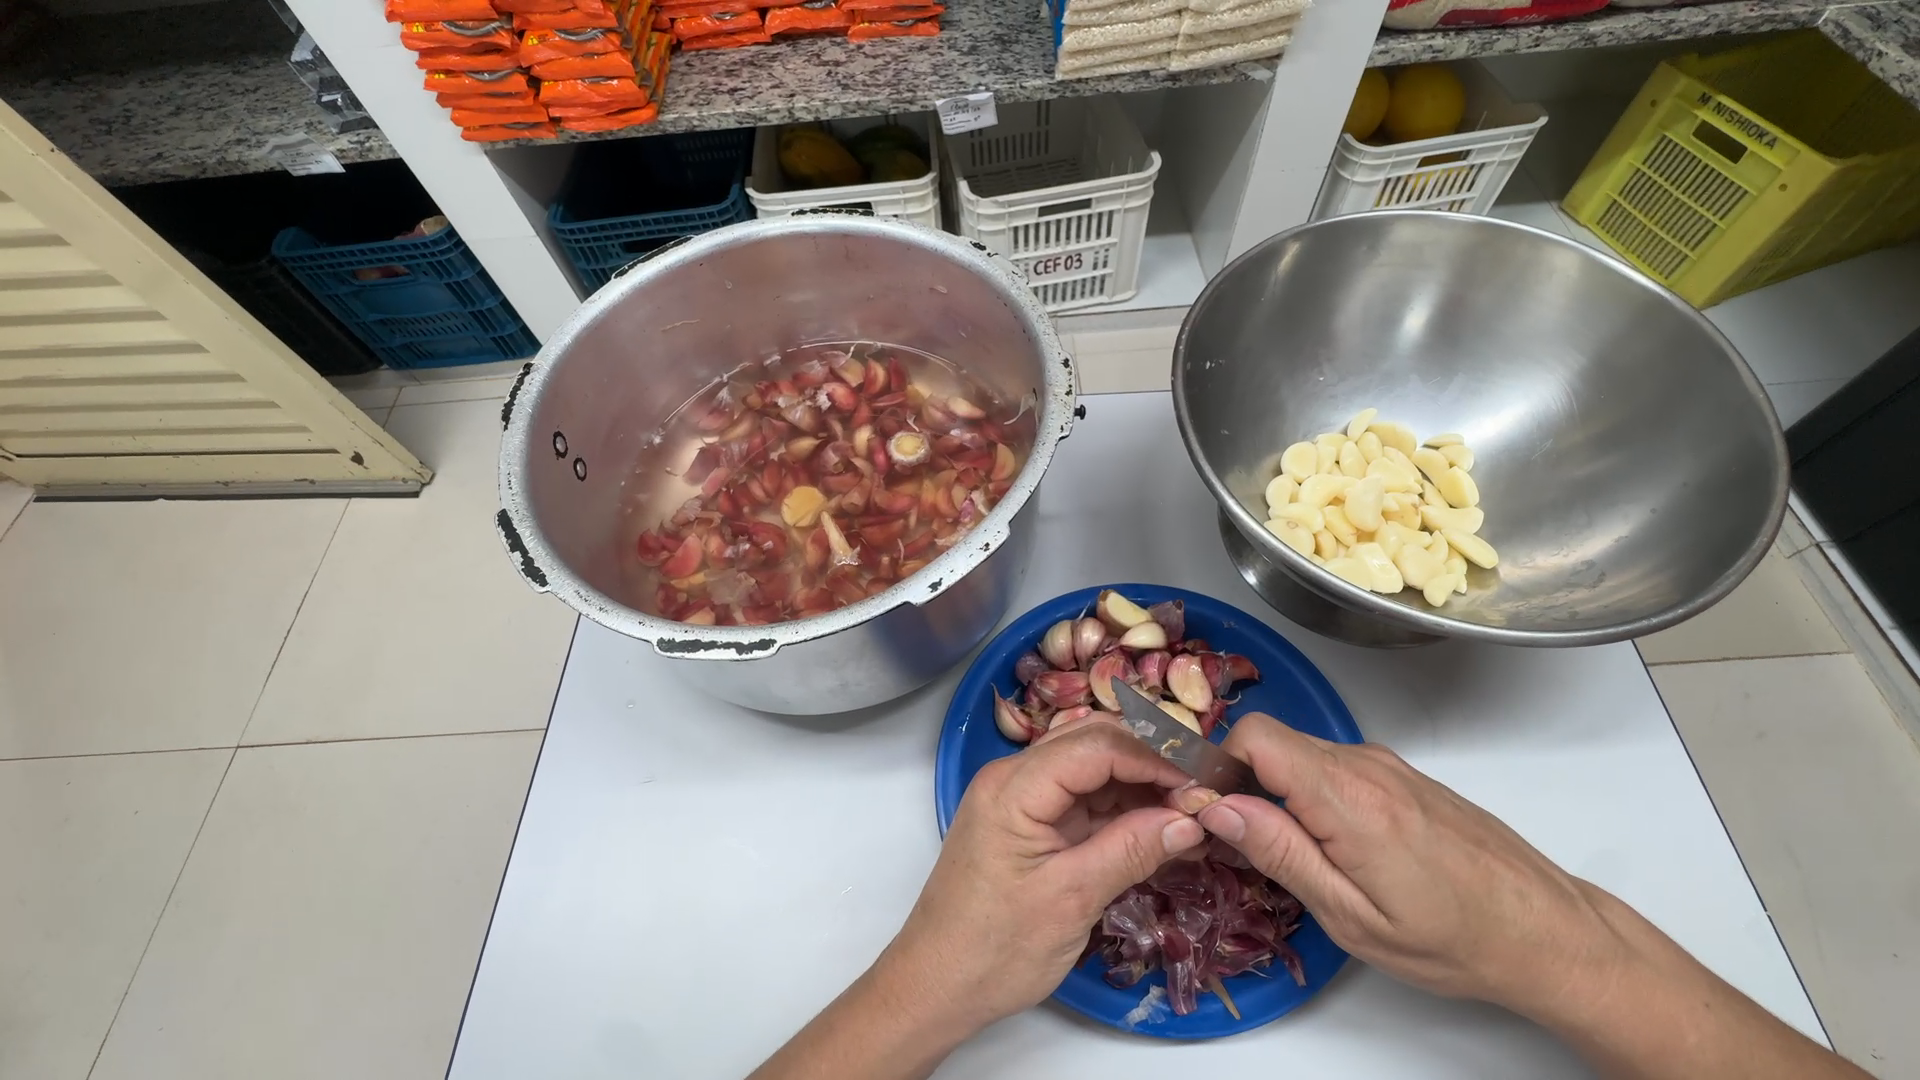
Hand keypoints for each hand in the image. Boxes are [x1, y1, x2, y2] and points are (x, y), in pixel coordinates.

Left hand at [887, 721, 1206, 1030]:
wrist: (936, 985)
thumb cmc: (995, 947)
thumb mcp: (1071, 898)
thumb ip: (1131, 850)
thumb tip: (1191, 819)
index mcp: (1015, 785)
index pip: (1096, 745)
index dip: (1153, 756)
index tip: (1202, 782)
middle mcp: (1015, 777)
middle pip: (1094, 745)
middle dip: (1150, 762)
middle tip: (1203, 791)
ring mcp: (1022, 799)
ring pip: (1092, 770)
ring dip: (1141, 786)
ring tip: (1193, 812)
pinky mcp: (1031, 824)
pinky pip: (1084, 801)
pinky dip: (1123, 811)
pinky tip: (1162, 829)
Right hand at [1192, 713, 1618, 1014]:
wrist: (1550, 934)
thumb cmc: (1451, 939)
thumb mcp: (1350, 916)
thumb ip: (1279, 852)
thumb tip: (1215, 807)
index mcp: (1346, 795)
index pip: (1253, 735)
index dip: (1220, 765)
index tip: (1214, 813)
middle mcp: (1363, 763)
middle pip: (1271, 743)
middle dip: (1244, 784)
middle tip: (1248, 845)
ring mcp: (1385, 764)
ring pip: (1299, 755)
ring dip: (1278, 791)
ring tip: (1300, 854)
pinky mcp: (1399, 774)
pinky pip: (1332, 766)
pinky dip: (1312, 793)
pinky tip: (1338, 846)